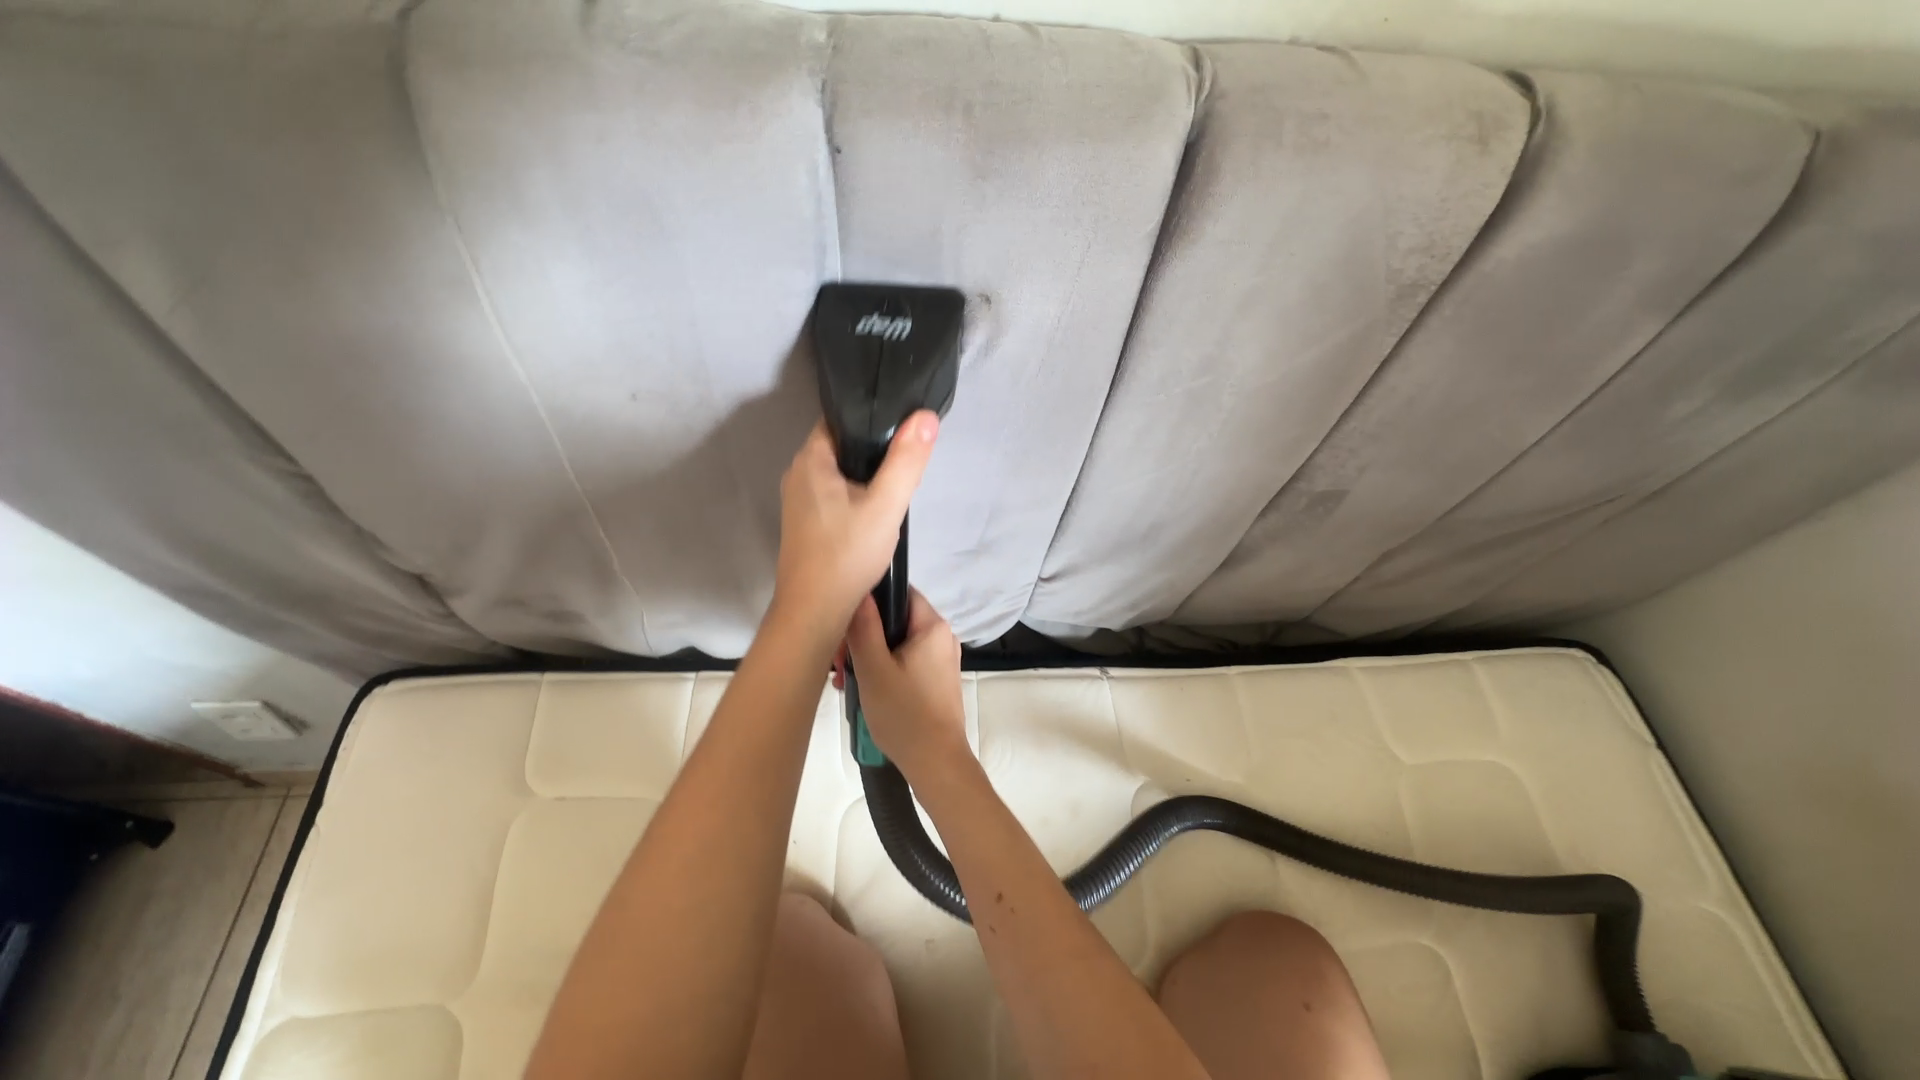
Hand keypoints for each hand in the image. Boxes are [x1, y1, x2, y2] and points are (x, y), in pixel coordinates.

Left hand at [772, 411, 937, 628]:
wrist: (815, 610)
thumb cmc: (848, 553)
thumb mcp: (887, 504)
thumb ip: (907, 460)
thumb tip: (925, 416)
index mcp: (810, 459)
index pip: (840, 419)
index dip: (871, 417)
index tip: (902, 428)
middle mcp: (797, 474)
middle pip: (841, 446)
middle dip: (873, 450)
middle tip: (905, 462)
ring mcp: (798, 501)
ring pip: (839, 473)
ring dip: (865, 477)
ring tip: (894, 487)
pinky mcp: (805, 523)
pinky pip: (834, 495)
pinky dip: (855, 497)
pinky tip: (874, 512)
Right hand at [845, 589, 968, 778]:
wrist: (935, 762)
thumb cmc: (903, 713)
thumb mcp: (873, 667)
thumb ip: (864, 626)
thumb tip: (859, 592)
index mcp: (933, 626)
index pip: (899, 592)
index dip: (870, 602)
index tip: (846, 624)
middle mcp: (942, 638)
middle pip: (895, 622)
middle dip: (863, 638)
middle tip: (839, 661)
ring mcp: (941, 662)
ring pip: (896, 645)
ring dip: (868, 657)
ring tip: (844, 679)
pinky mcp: (936, 682)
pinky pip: (904, 664)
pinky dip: (882, 671)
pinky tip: (861, 690)